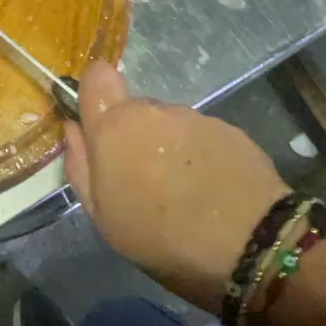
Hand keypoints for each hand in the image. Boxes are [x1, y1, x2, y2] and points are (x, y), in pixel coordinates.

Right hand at [62, 61, 291, 313]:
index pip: (96, 77)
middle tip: (146, 182)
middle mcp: (153, 111)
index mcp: (114, 127)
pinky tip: (212, 191)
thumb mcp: (104, 217)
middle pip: (134, 110)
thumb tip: (73, 130)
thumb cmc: (162, 239)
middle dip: (135, 137)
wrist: (252, 248)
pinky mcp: (229, 130)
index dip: (95, 94)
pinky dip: (200, 157)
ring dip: (169, 149)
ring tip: (184, 194)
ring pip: (169, 125)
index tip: (98, 125)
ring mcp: (194, 118)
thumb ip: (81, 166)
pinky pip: (201, 137)